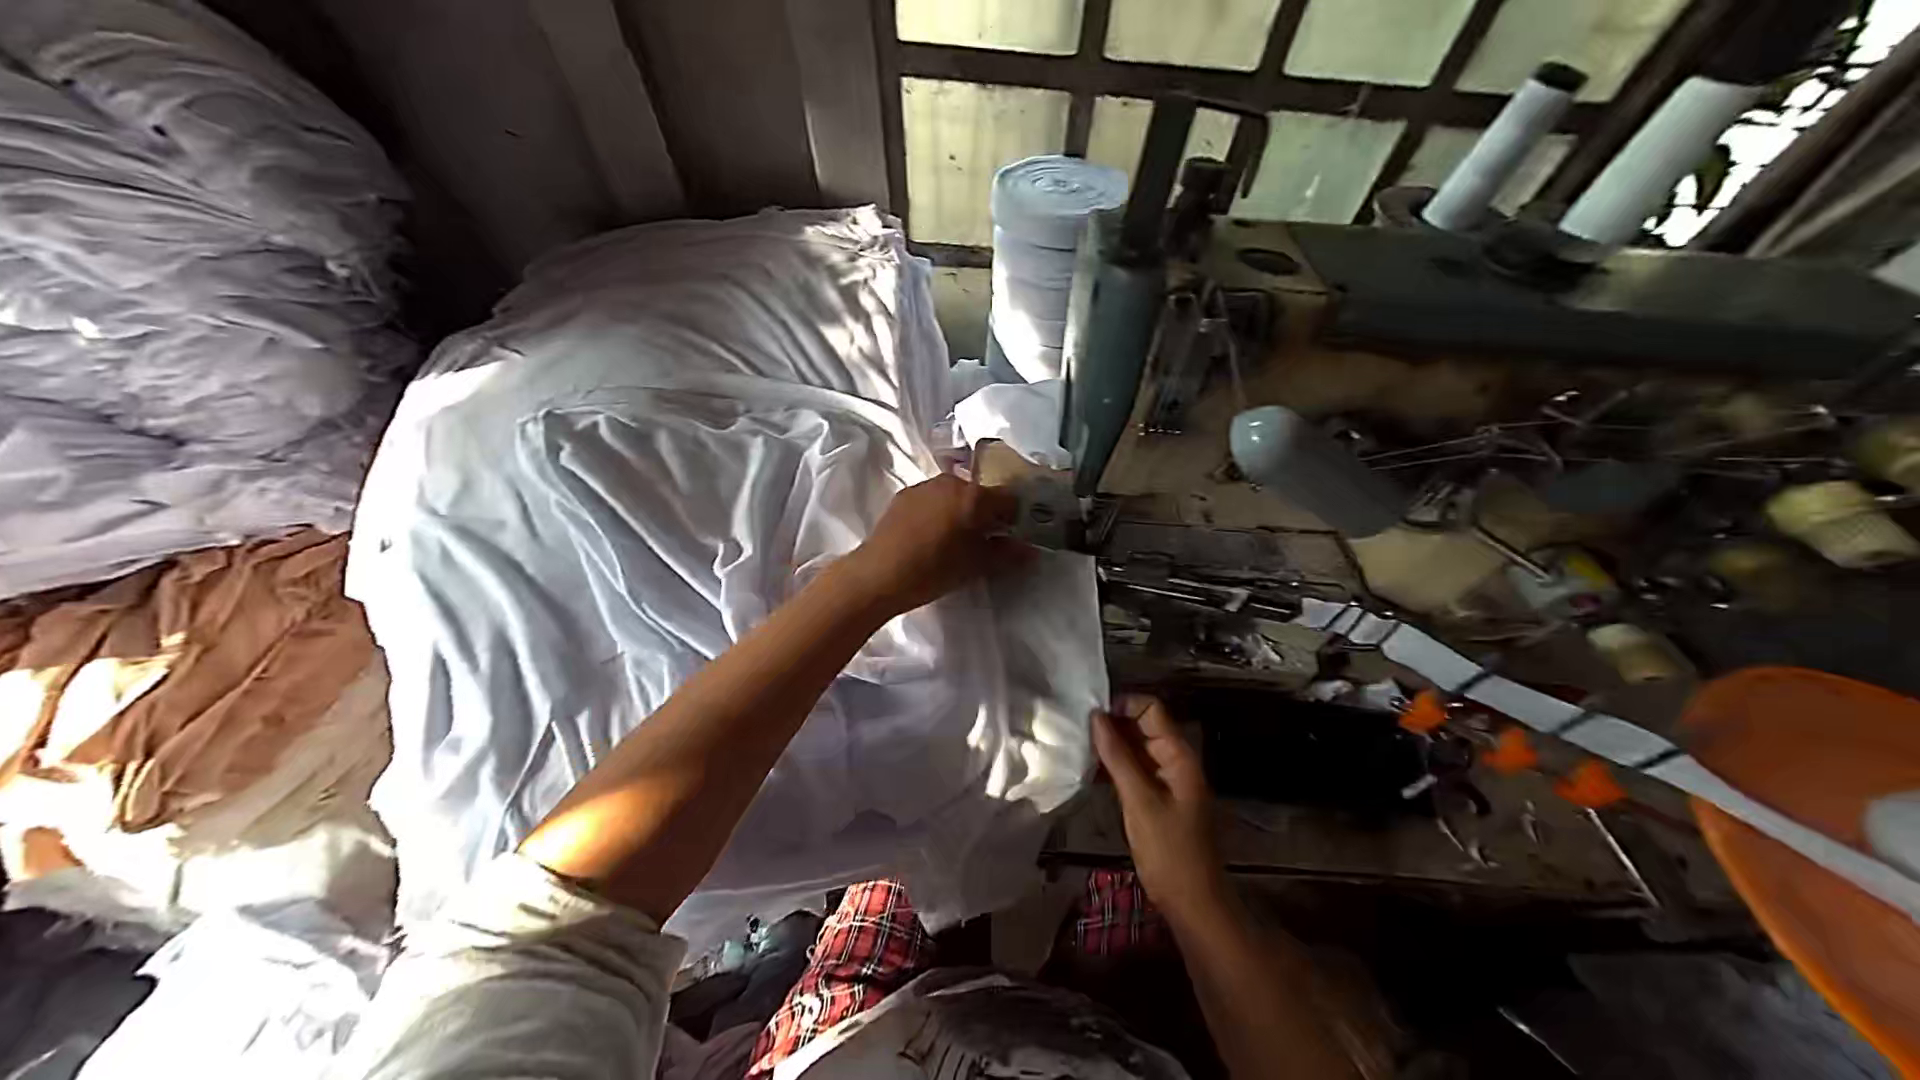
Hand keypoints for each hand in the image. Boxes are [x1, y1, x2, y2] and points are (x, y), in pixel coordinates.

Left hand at [840, 473, 1023, 616]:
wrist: (878, 574)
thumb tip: (1029, 550)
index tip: (1013, 537)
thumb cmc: (934, 569)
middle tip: (985, 542)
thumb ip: (1007, 554)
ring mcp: (924, 487)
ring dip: (961, 512)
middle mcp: (951, 482)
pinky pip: (932, 500)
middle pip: (980, 494)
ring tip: (956, 541)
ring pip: (954, 495)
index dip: (1016, 518)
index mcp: (974, 496)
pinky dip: (939, 513)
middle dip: (986, 514)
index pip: (1008, 500)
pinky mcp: (903, 496)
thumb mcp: (976, 566)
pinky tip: (931, 537)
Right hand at [1092, 694, 1227, 921]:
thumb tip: (1096, 717)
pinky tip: (1089, 769)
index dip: (1122, 705)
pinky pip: (1133, 768)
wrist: (1192, 901)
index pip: (1151, 709)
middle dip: (1111, 723)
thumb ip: (1117, 757)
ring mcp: (1166, 779)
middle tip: (1076, 729)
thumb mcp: (1139, 801)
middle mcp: (1174, 760)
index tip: (1090, 714)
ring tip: (1077, 746)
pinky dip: (1113, 765)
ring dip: (1109, 745)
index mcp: (1179, 755)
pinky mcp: (1156, 796)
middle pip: (1142, 725)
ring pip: (1135, 747)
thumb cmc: (1169, 851)